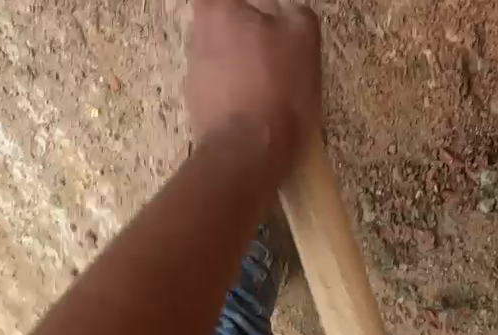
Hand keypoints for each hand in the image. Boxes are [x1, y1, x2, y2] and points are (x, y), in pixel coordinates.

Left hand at [184, 0, 321, 178]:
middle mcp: (196, 42)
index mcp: (216, 11)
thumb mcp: (304, 38)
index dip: (246, 8)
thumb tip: (289, 18)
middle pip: (221, 27)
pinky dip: (239, 102)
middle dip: (244, 37)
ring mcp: (193, 82)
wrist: (249, 157)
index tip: (264, 21)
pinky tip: (260, 116)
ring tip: (271, 91)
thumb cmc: (277, 90)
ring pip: (221, 65)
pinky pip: (222, 98)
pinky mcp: (198, 116)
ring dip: (242, 73)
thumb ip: (296, 16)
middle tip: (273, 53)